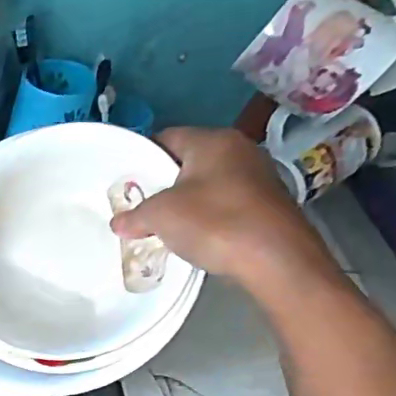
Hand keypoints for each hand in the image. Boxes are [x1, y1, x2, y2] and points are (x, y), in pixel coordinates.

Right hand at [110, 127, 341, 293]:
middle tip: (144, 206)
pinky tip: (202, 238)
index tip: (128, 180)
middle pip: (191, 161)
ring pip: (212, 184)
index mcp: (213, 140)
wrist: (277, 259)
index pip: (167, 137)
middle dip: (166, 182)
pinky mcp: (271, 206)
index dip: (144, 156)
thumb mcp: (163, 217)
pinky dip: (212, 217)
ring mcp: (260, 177)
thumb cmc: (215, 223)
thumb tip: (118, 223)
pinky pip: (230, 204)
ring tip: (169, 226)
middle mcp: (240, 150)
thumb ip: (136, 216)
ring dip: (190, 202)